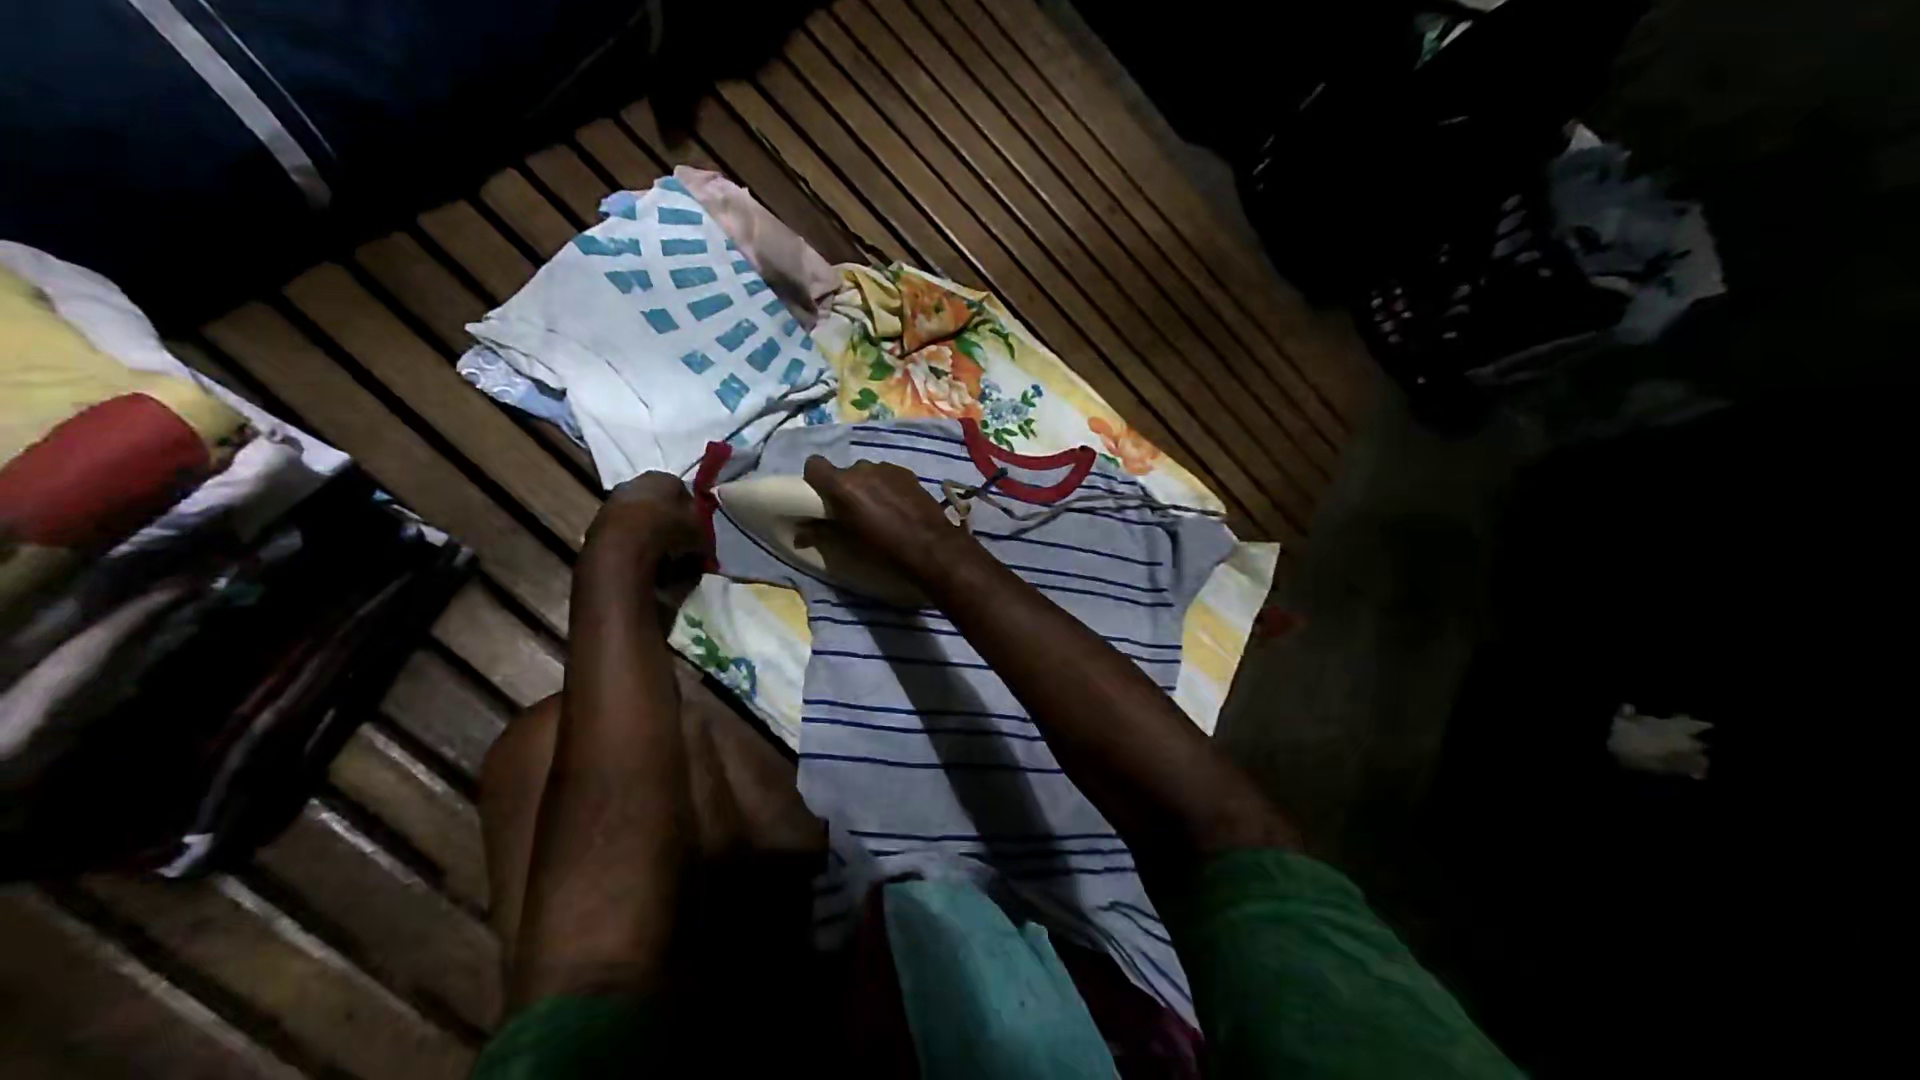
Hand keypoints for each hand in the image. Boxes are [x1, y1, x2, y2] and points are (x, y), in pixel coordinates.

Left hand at [588, 471, 701, 558]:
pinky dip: (635, 551)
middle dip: (670, 526)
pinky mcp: (596, 528)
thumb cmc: (669, 533)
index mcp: (662, 477)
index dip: (693, 514)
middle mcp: (634, 484)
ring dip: (652, 540)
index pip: (683, 492)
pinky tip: (645, 567)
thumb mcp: (702, 533)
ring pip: (640, 523)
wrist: (622, 552)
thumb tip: (703, 542)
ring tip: (664, 563)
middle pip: (659, 506)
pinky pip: (625, 540)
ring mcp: (611, 505)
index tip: (699, 533)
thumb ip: (704, 533)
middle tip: (683, 549)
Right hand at [803, 455, 974, 584]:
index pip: (814, 464)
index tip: (821, 495)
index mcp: (842, 485)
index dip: (815, 478)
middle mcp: (862, 469)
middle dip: (845, 487)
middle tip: (852, 510)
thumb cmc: (883, 548)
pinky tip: (898, 506)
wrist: (929, 546)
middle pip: (844, 471)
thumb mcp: (848, 543)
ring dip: (868, 486)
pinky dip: (887, 486)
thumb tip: (799, 534)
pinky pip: (887, 475)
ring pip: (867, 472)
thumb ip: (820, 532)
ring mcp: (886, 468)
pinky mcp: (907, 472)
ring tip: (878, 509)